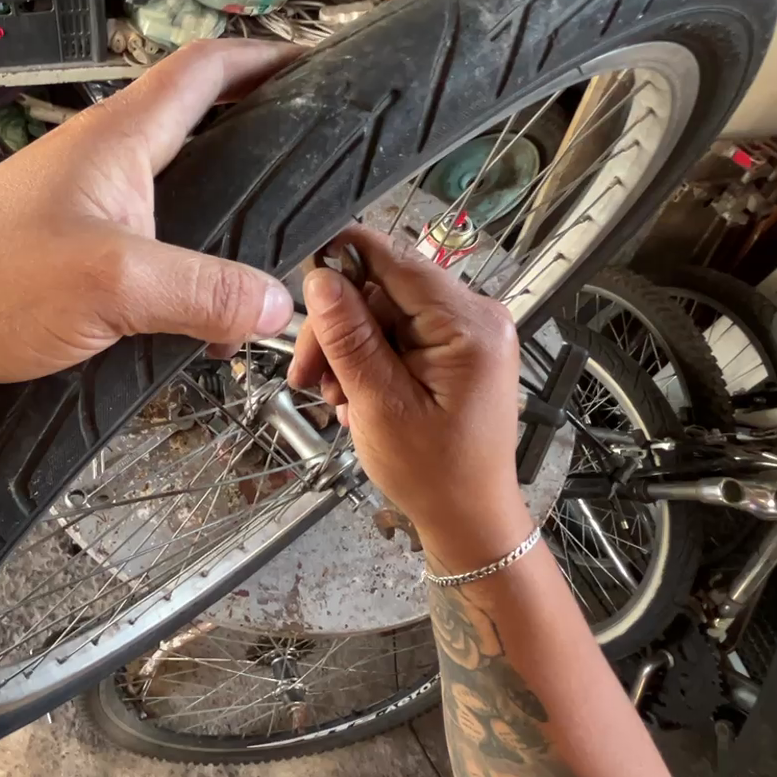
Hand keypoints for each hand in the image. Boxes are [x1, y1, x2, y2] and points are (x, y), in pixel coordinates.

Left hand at [0, 40, 302, 387]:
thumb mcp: (112, 285)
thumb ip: (200, 292)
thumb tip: (273, 303)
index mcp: (115, 140)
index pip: (203, 71)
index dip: (263, 60)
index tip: (312, 72)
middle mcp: (100, 161)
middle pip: (194, 133)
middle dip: (251, 151)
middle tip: (298, 185)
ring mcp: (81, 206)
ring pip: (171, 199)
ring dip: (214, 228)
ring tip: (253, 268)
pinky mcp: (66, 249)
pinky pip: (142, 246)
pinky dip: (177, 270)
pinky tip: (192, 312)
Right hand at [286, 225, 535, 571]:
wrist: (466, 517)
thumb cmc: (430, 470)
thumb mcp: (379, 402)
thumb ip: (349, 337)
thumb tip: (320, 278)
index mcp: (468, 325)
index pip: (398, 263)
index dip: (345, 258)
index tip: (301, 268)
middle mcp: (475, 317)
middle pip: (383, 294)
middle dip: (338, 331)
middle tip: (306, 378)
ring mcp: (465, 335)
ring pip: (383, 317)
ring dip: (347, 353)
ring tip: (334, 399)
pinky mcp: (454, 353)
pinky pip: (398, 338)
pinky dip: (368, 363)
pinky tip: (355, 398)